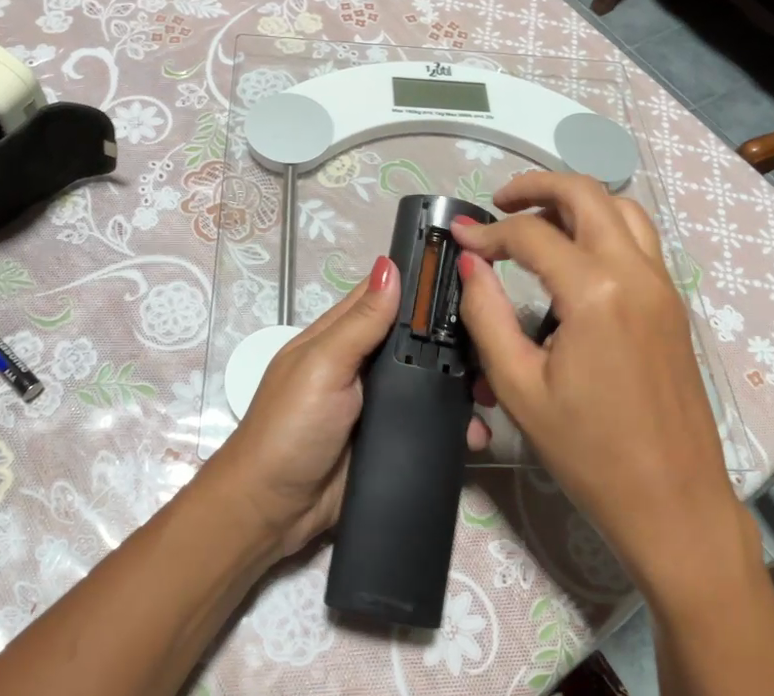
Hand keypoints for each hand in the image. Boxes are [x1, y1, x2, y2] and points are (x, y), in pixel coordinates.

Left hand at [204, 257, 491, 557]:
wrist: (273, 510)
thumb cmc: (290, 427)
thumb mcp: (322, 367)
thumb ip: (359, 323)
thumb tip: (388, 264)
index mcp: (340, 336)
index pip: (386, 296)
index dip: (423, 284)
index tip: (473, 275)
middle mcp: (363, 364)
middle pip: (416, 340)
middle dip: (455, 340)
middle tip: (500, 344)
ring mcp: (379, 405)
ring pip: (430, 384)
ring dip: (461, 386)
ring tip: (492, 393)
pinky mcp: (392, 442)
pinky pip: (430, 426)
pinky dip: (455, 428)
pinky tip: (479, 434)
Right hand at [451, 172, 740, 578]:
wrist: (674, 503)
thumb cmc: (589, 453)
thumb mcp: (520, 386)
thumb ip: (486, 315)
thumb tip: (469, 263)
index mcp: (596, 292)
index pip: (531, 234)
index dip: (487, 232)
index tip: (458, 238)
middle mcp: (637, 273)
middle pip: (586, 195)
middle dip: (536, 187)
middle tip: (497, 203)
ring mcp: (663, 287)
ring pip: (622, 209)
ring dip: (577, 201)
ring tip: (535, 222)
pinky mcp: (672, 305)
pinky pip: (640, 240)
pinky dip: (604, 226)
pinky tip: (574, 258)